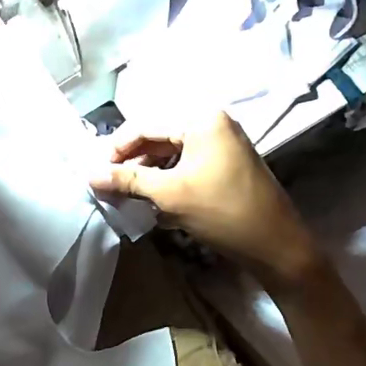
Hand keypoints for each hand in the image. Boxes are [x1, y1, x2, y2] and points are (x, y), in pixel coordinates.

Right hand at [92, 113, 323, 291]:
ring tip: (128, 198)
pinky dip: (167, 184)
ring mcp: (222, 146)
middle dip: (133, 164)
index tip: (96, 173)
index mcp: (202, 119)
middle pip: (158, 139)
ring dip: (148, 177)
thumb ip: (128, 180)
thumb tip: (90, 175)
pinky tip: (152, 205)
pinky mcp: (225, 168)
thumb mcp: (170, 194)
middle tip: (109, 187)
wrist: (275, 246)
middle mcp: (213, 125)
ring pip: (171, 156)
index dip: (118, 149)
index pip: (146, 125)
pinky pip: (186, 168)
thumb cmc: (222, 212)